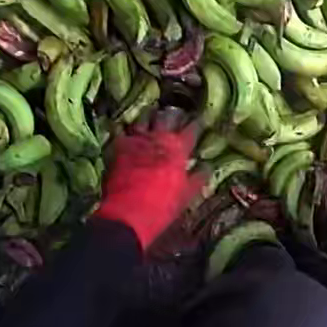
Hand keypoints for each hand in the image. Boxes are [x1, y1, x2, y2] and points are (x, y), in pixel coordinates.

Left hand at [94, 109, 205, 249]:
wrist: (129, 214)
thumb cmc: (163, 206)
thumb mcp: (187, 195)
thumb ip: (198, 177)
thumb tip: (207, 165)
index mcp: (178, 148)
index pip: (192, 128)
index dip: (197, 122)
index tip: (200, 119)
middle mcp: (158, 138)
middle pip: (167, 116)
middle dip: (172, 113)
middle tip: (174, 113)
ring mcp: (137, 140)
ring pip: (143, 117)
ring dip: (148, 115)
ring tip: (151, 113)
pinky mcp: (118, 146)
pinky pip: (121, 130)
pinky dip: (125, 128)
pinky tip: (125, 127)